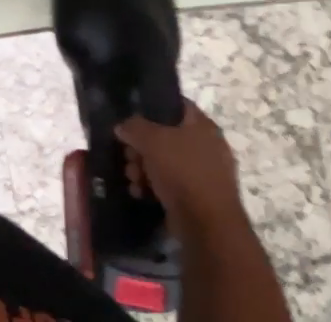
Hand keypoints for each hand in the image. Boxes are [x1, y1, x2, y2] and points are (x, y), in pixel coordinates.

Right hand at [115, 101, 248, 235]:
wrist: (208, 225)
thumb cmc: (182, 171)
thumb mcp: (151, 140)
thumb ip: (133, 126)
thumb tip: (122, 127)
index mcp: (203, 126)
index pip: (176, 104)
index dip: (152, 106)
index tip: (130, 116)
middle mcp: (207, 146)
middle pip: (164, 136)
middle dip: (140, 147)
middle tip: (129, 156)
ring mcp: (204, 173)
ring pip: (164, 161)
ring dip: (142, 169)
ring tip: (133, 179)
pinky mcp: (198, 196)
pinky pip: (170, 183)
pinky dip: (153, 186)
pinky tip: (141, 193)